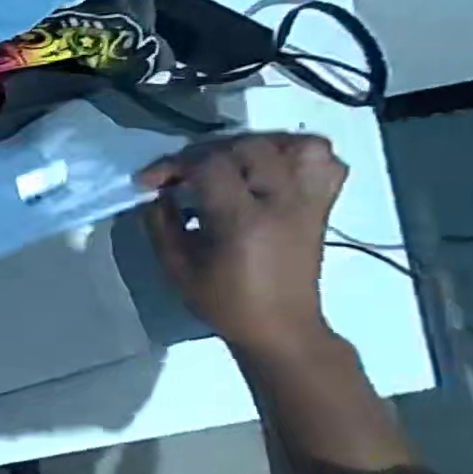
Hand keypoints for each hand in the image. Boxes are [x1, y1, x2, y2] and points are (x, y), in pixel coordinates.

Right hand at [139, 133, 346, 355]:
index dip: (172, 165)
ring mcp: (309, 202)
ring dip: (254, 146)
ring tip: (228, 163)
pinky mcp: (322, 206)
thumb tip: (158, 193)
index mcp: (243, 221)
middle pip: (249, 147)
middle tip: (184, 174)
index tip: (148, 182)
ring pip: (294, 145)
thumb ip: (161, 222)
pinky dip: (296, 153)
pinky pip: (324, 161)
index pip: (208, 166)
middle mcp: (283, 203)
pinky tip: (269, 166)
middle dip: (206, 153)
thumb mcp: (176, 265)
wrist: (280, 328)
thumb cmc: (223, 301)